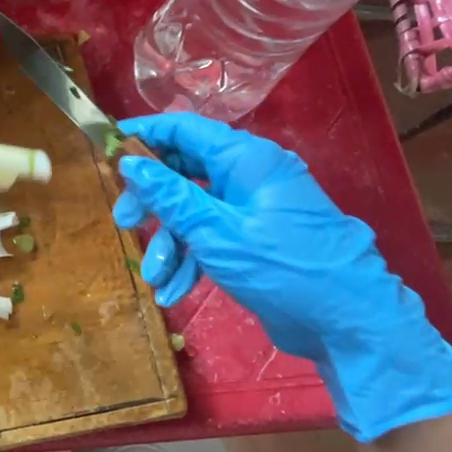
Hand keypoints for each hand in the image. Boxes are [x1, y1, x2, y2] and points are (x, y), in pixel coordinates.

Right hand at [112, 112, 451, 440]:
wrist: (346, 322)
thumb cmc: (282, 267)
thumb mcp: (216, 231)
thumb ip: (170, 196)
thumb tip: (129, 162)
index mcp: (246, 161)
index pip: (185, 129)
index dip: (143, 134)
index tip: (106, 147)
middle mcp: (248, 177)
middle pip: (182, 172)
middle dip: (150, 202)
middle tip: (123, 224)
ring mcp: (251, 210)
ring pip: (191, 212)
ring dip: (168, 244)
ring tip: (156, 278)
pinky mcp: (251, 240)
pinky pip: (208, 238)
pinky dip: (189, 261)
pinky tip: (174, 292)